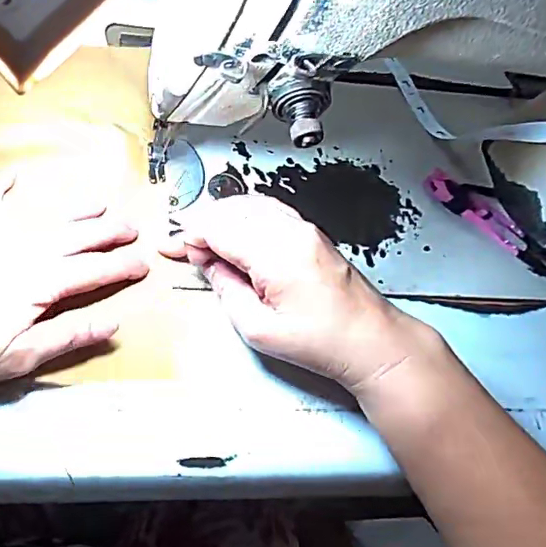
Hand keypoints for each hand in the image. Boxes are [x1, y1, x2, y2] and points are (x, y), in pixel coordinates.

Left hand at [0, 168, 149, 389]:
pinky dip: (6, 183)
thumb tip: (113, 325)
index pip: (94, 271)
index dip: (122, 267)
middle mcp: (26, 247)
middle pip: (79, 234)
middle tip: (132, 229)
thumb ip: (68, 337)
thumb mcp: (19, 358)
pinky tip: (17, 176)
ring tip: (99, 201)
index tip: (144, 264)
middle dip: (110, 231)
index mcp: (42, 282)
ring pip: (47, 211)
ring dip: (76, 205)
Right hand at [161, 194, 450, 394]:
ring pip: (248, 204)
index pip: (219, 229)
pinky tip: (233, 233)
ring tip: (206, 244)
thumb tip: (208, 265)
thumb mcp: (259, 329)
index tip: (173, 248)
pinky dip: (242, 216)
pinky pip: (267, 209)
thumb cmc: (322, 342)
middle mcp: (292, 231)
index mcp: (278, 254)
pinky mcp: (310, 232)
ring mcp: (304, 228)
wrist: (373, 342)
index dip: (190, 237)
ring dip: (221, 218)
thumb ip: (227, 290)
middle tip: (186, 250)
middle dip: (202, 226)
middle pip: (231, 210)